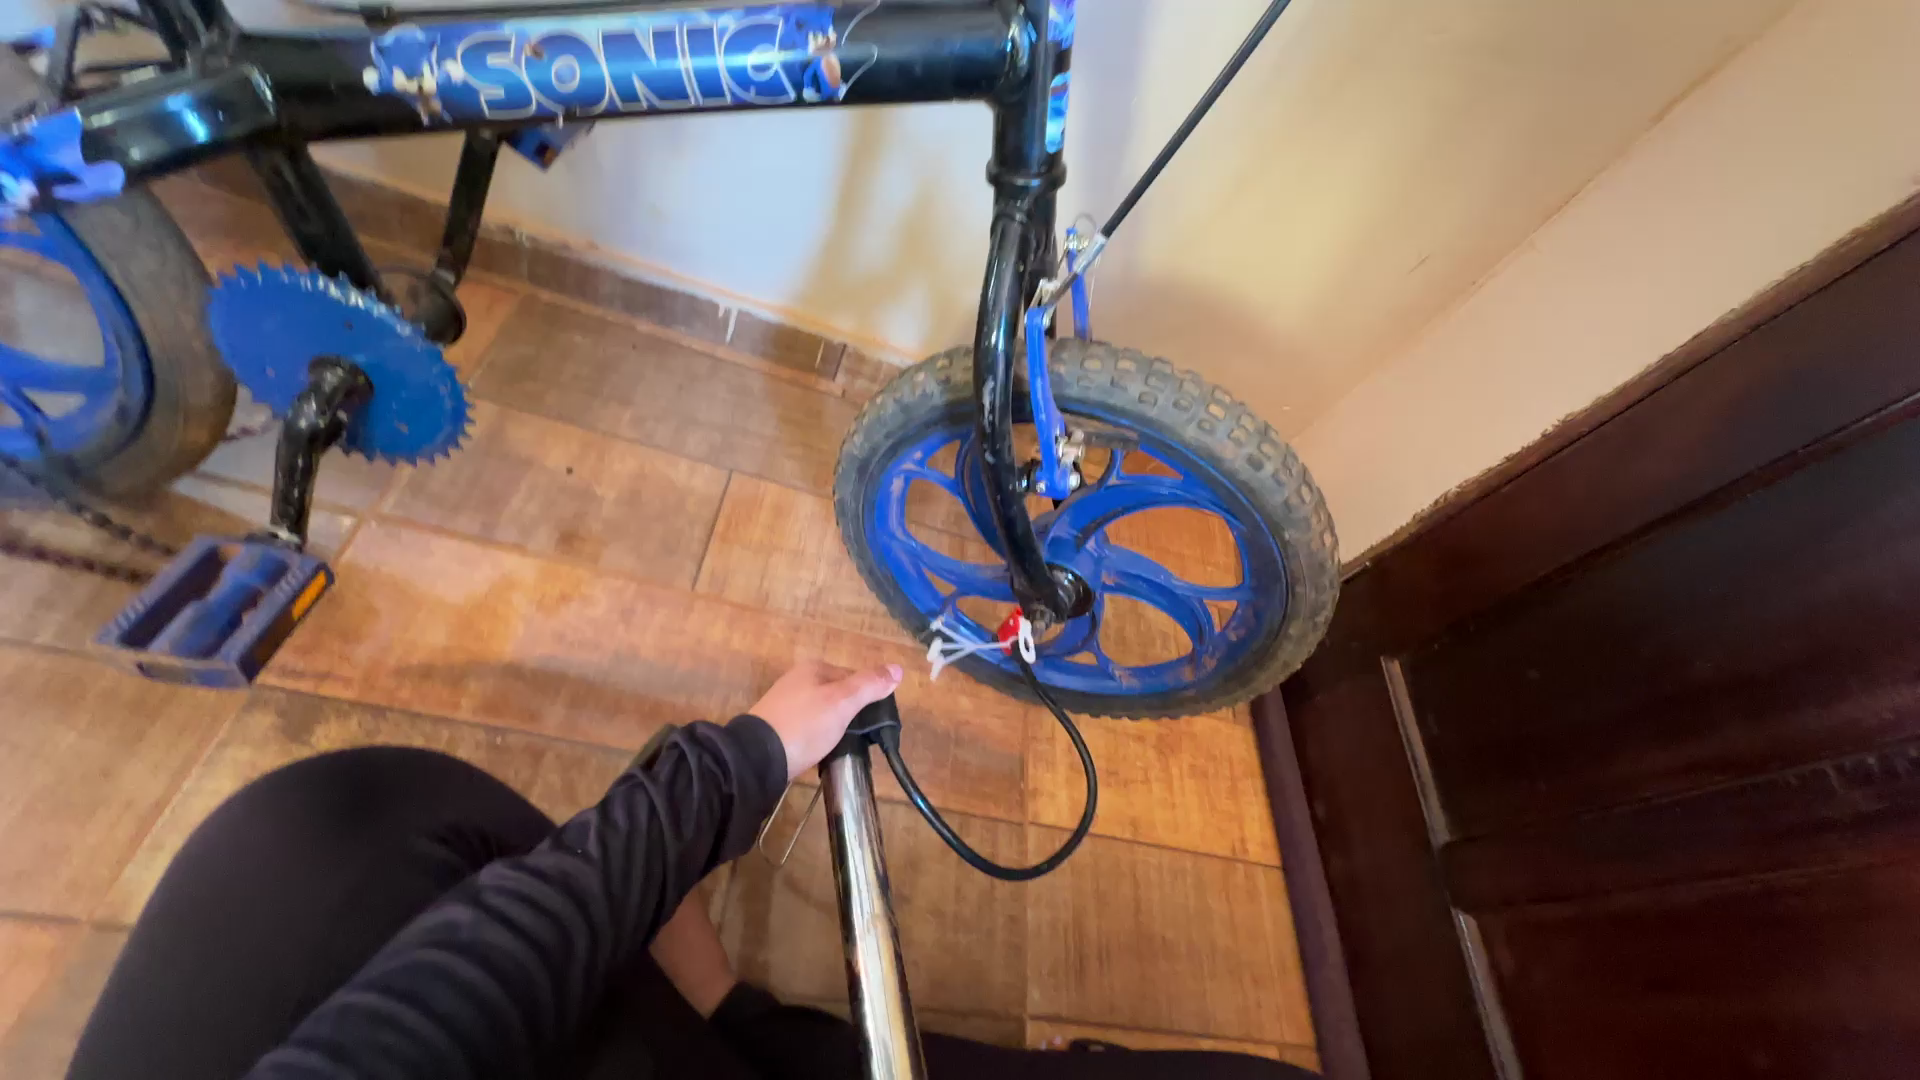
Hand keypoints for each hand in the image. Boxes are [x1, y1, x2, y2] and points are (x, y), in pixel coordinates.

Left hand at [749, 661, 902, 780]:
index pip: (854, 676)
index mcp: (814, 668)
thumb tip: (898, 668)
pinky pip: (810, 728)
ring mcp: (786, 704)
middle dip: (851, 714)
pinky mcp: (779, 727)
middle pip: (839, 694)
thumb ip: (870, 685)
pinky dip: (819, 737)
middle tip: (860, 738)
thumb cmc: (804, 725)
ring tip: (842, 747)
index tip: (873, 722)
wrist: (757, 759)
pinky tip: (822, 751)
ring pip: (825, 712)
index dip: (868, 698)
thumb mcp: (843, 702)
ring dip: (836, 727)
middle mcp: (798, 680)